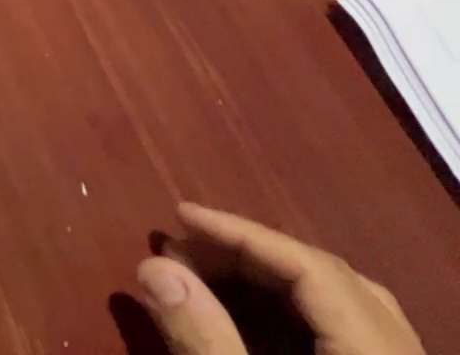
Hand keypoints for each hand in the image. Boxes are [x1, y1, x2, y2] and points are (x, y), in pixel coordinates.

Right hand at [136, 202, 424, 354]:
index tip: (179, 213)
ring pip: (340, 304)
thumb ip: (205, 337)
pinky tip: (239, 312)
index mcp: (377, 352)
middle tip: (182, 248)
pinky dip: (284, 311)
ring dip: (263, 280)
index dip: (243, 232)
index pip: (314, 267)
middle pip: (332, 279)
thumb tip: (152, 265)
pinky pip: (342, 329)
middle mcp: (401, 353)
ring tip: (201, 274)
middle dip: (248, 254)